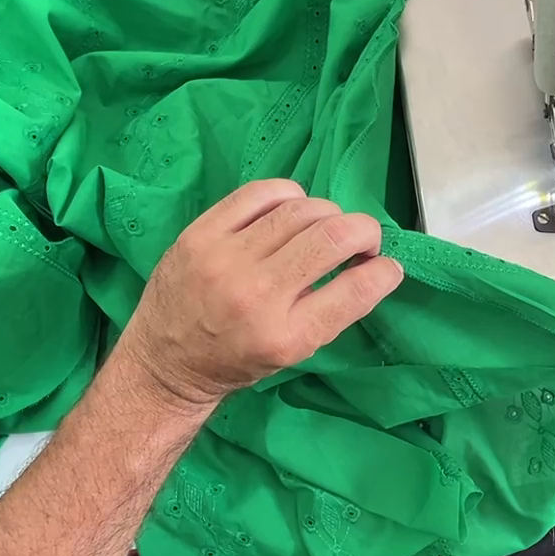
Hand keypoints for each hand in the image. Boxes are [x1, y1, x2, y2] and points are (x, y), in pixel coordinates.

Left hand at [113, 179, 403, 411]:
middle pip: (333, 237)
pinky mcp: (201, 233)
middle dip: (364, 231)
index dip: (384, 271)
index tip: (387, 266)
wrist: (167, 362)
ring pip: (301, 210)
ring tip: (327, 227)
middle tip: (363, 241)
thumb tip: (369, 264)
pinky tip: (292, 210)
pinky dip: (290, 196)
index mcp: (288, 336)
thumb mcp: (295, 352)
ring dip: (329, 214)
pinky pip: (260, 193)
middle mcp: (258, 295)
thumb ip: (332, 309)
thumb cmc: (239, 361)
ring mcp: (225, 259)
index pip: (356, 289)